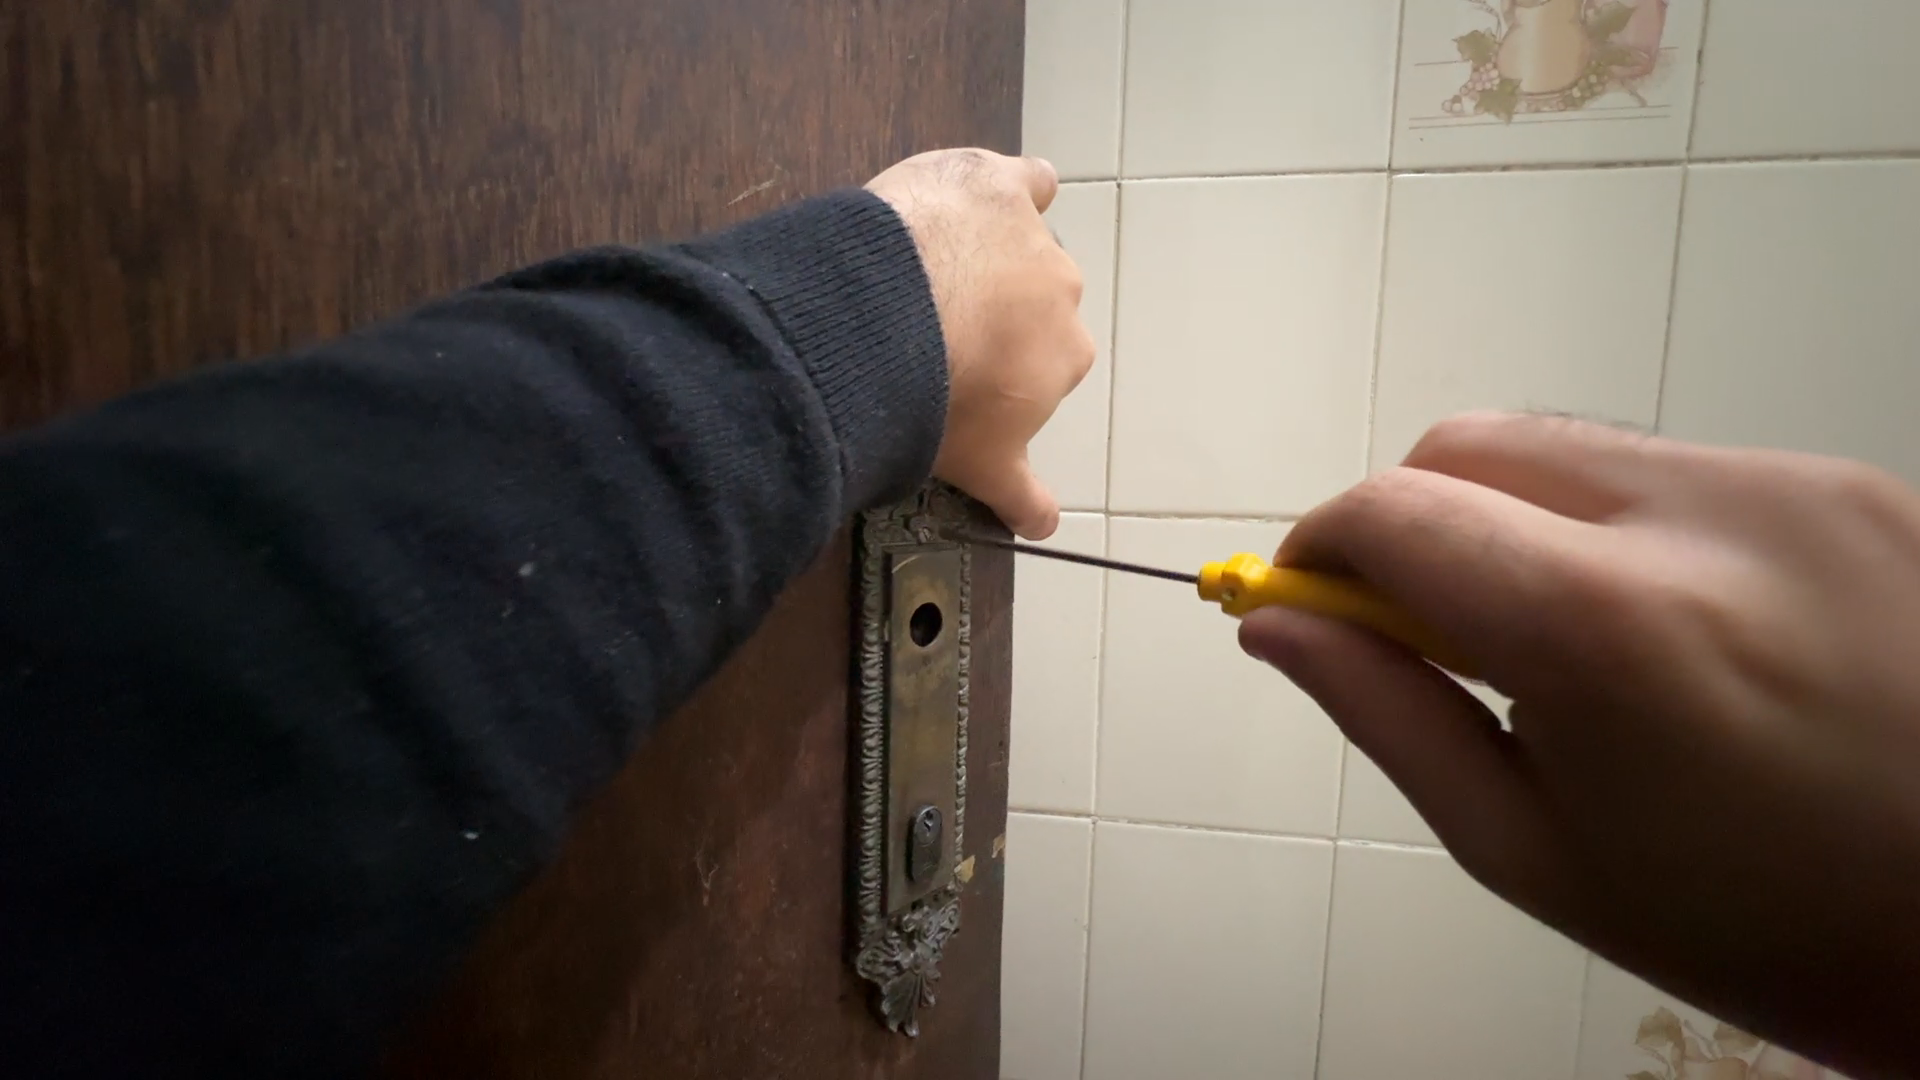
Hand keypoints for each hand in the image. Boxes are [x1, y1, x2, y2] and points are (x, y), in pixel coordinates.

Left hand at [867, 149, 1093, 539]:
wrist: (892, 332)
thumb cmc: (943, 407)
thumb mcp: (984, 468)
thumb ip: (1022, 498)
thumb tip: (1049, 530)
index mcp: (1066, 356)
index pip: (1041, 362)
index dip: (1002, 371)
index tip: (964, 380)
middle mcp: (1063, 294)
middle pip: (1031, 305)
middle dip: (994, 319)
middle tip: (938, 333)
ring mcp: (1030, 235)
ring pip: (1025, 246)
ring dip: (991, 261)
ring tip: (937, 277)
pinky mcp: (993, 184)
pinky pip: (1024, 179)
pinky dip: (1016, 187)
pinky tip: (993, 194)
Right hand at [1238, 412, 1919, 1078]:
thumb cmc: (1747, 920)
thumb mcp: (1518, 843)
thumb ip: (1377, 710)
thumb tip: (1271, 625)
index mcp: (1604, 627)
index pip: (1391, 512)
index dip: (1316, 544)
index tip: (1304, 598)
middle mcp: (1704, 516)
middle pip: (1458, 446)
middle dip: (1395, 518)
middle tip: (1407, 614)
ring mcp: (1794, 482)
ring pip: (1543, 445)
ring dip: (1486, 514)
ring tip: (1530, 620)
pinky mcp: (1848, 477)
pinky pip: (1638, 466)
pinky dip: (1578, 518)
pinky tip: (1635, 611)